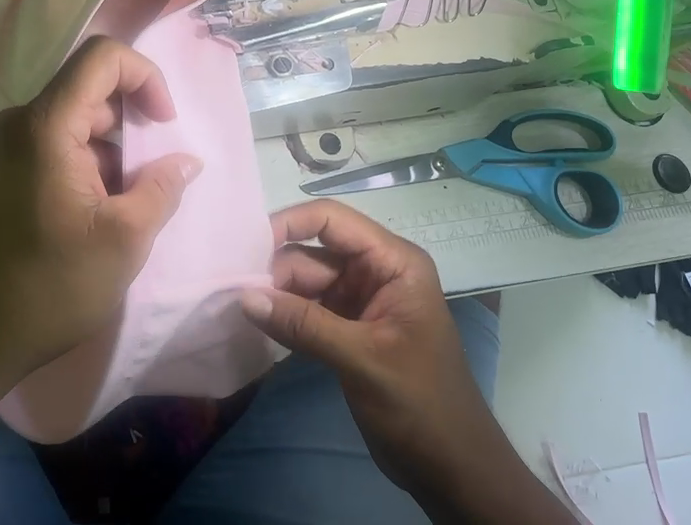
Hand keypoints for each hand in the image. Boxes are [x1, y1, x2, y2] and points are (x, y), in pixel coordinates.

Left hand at [0, 36, 201, 386]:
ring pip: (76, 123)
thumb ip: (162, 187)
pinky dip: (88, 168)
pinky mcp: (2, 173)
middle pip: (90, 91)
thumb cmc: (51, 287)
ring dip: (112, 154)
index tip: (164, 124)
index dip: (145, 77)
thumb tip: (185, 160)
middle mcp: (19, 123)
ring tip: (128, 208)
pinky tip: (100, 217)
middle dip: (132, 126)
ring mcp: (5, 148)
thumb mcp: (125, 239)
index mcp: (45, 126)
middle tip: (152, 177)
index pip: (102, 58)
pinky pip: (56, 147)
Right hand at [238, 199, 483, 495]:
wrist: (453, 470)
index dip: (289, 223)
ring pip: (304, 280)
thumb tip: (244, 297)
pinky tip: (257, 325)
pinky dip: (284, 315)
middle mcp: (376, 272)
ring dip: (275, 294)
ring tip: (239, 309)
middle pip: (312, 251)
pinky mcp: (347, 330)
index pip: (332, 220)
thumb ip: (304, 325)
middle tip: (237, 294)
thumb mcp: (363, 360)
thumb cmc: (423, 405)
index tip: (246, 246)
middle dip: (275, 268)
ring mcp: (360, 301)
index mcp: (393, 262)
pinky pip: (306, 309)